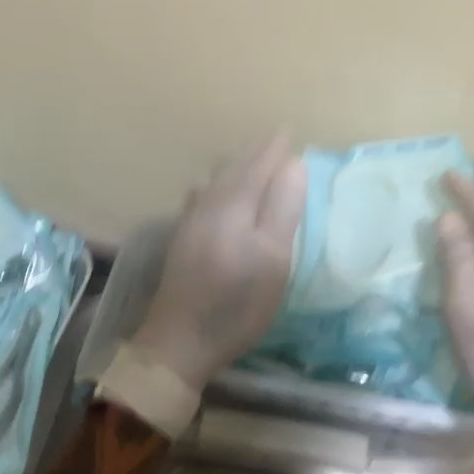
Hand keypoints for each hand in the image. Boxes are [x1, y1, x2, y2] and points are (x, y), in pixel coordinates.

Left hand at [132, 135, 305, 390]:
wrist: (179, 342)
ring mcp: (190, 224)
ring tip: (250, 159)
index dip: (274, 150)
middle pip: (233, 170)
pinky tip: (211, 191)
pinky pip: (203, 197)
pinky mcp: (181, 243)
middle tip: (273, 138)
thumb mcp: (273, 259)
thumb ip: (283, 209)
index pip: (257, 167)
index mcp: (233, 206)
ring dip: (235, 167)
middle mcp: (208, 206)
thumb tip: (293, 164)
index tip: (289, 132)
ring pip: (215, 182)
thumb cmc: (235, 304)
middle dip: (255, 153)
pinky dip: (217, 185)